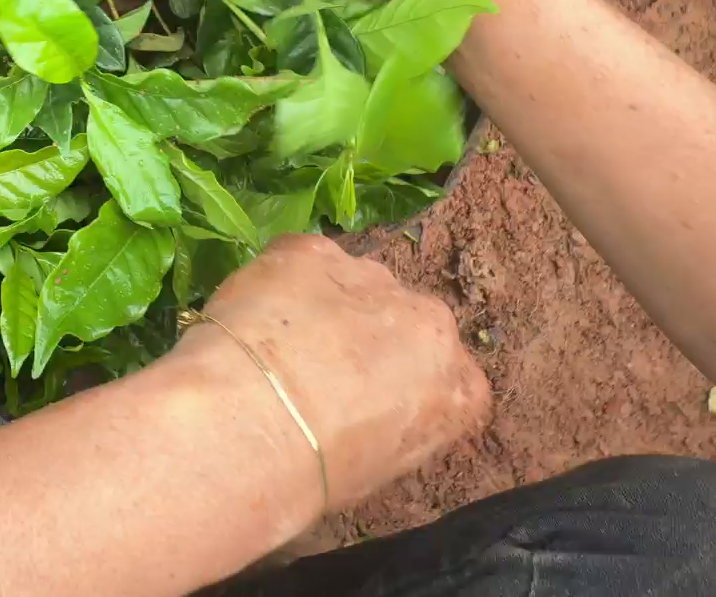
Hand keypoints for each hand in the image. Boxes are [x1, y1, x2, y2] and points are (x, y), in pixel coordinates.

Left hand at [174, 233, 490, 512]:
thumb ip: (392, 420)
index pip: (446, 375)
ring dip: (321, 299)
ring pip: (348, 280)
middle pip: (398, 315)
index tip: (362, 394)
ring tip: (275, 336)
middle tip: (313, 360)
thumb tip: (361, 407)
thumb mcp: (383, 464)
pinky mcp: (310, 248)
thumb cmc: (322, 467)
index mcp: (461, 386)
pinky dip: (278, 276)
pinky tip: (254, 308)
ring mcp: (369, 275)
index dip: (396, 378)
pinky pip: (298, 257)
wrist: (260, 416)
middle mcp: (428, 319)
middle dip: (362, 330)